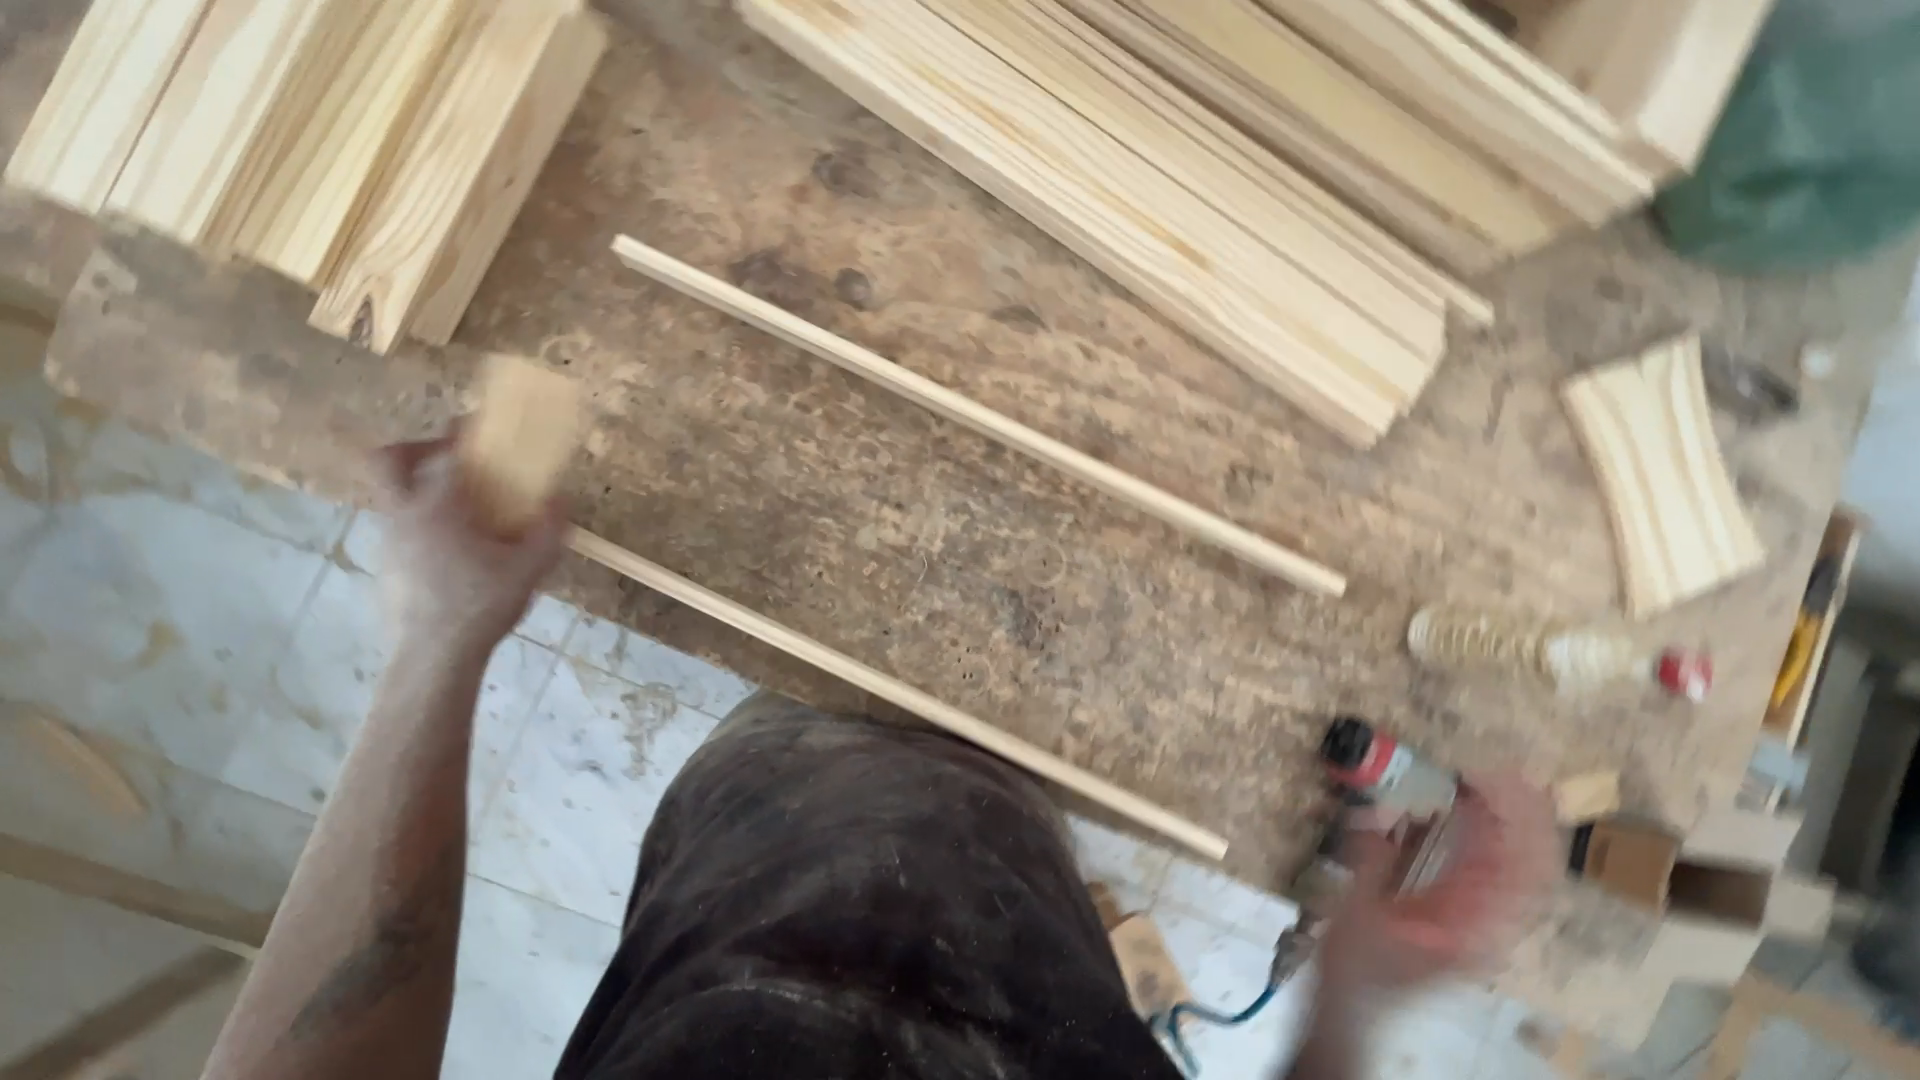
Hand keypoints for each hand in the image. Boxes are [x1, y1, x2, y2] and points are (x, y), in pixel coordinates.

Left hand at [373, 434, 568, 660]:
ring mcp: (387, 541)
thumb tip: (561, 500)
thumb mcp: (530, 568)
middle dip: (415, 448)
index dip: (458, 435)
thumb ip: (548, 530)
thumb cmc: (482, 605)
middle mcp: (403, 516)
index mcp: (438, 509)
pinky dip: (422, 522)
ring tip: (462, 510)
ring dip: (422, 489)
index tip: (473, 427)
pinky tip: (455, 549)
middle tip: (447, 457)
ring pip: (393, 496)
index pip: (444, 455)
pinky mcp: (385, 565)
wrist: (434, 655)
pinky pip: (399, 527)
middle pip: (387, 462)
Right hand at [1317, 773, 1557, 1002]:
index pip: (1514, 869)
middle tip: (1506, 768)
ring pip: (1520, 867)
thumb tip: (1374, 808)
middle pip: (1529, 864)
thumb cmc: (1355, 965)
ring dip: (1515, 822)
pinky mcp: (1465, 913)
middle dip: (1524, 813)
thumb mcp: (1355, 910)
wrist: (1354, 1007)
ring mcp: (1481, 919)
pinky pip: (1496, 872)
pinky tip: (1479, 810)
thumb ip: (1369, 859)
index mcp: (1470, 927)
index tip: (1490, 777)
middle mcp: (1488, 924)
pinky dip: (1495, 837)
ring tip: (1500, 778)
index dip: (1511, 819)